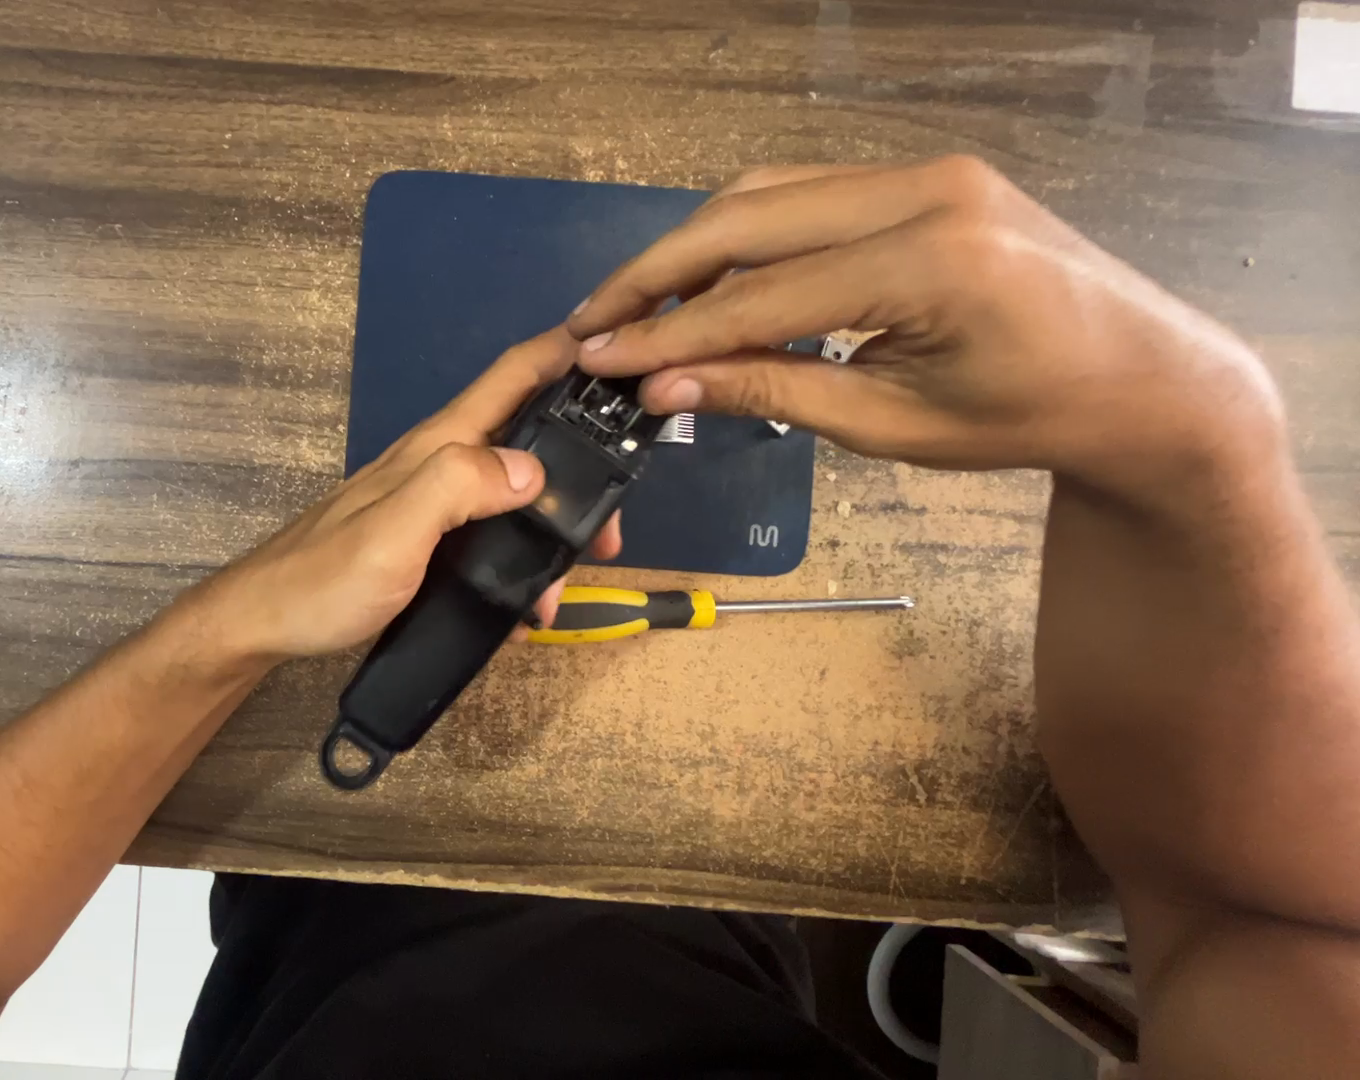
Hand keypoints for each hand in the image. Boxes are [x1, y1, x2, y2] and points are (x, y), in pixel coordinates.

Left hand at [192, 327, 620, 660]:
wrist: (268, 621)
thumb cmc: (325, 578)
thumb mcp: (395, 531)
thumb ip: (458, 487)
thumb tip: (533, 468)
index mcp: (439, 446)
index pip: (512, 374)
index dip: (566, 350)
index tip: (626, 353)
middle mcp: (441, 463)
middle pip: (528, 439)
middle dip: (580, 471)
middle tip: (610, 528)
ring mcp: (433, 503)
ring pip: (514, 494)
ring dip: (552, 529)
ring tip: (568, 580)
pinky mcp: (428, 539)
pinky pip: (490, 535)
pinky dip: (518, 560)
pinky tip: (525, 600)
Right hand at [566, 156, 1285, 509]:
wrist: (1142, 377)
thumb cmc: (1020, 418)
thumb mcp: (882, 422)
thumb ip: (765, 391)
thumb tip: (659, 391)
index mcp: (924, 262)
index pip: (754, 297)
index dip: (663, 335)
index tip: (595, 359)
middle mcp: (920, 190)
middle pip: (744, 219)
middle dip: (652, 274)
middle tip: (591, 320)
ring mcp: (922, 172)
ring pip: (763, 194)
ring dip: (688, 249)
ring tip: (636, 307)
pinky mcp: (918, 177)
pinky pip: (800, 195)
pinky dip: (738, 237)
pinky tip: (705, 279)